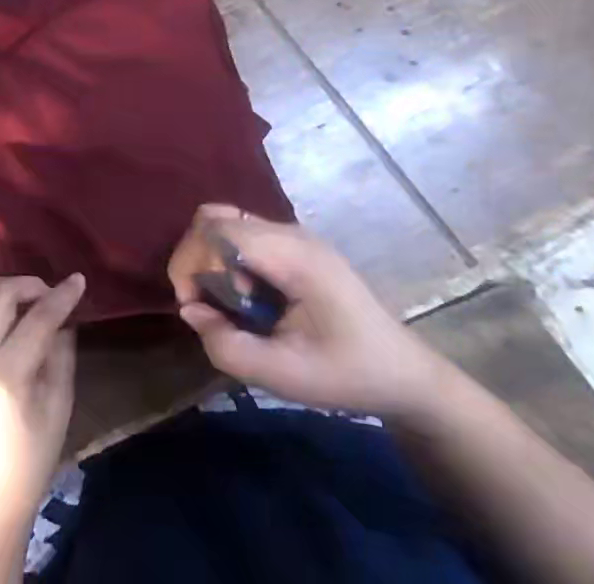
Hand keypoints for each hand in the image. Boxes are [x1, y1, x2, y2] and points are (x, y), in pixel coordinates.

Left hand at [0, 274, 84, 529]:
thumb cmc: (31, 457)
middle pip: (0, 294)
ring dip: (5, 286)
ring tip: (30, 297)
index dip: (61, 295)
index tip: (79, 280)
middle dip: (30, 284)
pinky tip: (11, 310)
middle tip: (53, 293)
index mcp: (6, 373)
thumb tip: (64, 317)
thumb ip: (60, 353)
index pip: (37, 317)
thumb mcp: (58, 405)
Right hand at [169, 205, 450, 415]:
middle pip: (216, 219)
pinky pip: (241, 238)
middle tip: (205, 305)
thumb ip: (227, 346)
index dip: (193, 263)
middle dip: (195, 259)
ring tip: (224, 303)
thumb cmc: (347, 374)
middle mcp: (291, 234)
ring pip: (225, 224)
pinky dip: (225, 262)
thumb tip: (190, 311)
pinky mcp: (293, 248)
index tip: (196, 308)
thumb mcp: (283, 375)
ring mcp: (293, 237)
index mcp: (295, 257)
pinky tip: (242, 299)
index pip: (220, 230)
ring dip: (209, 260)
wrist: (403, 373)